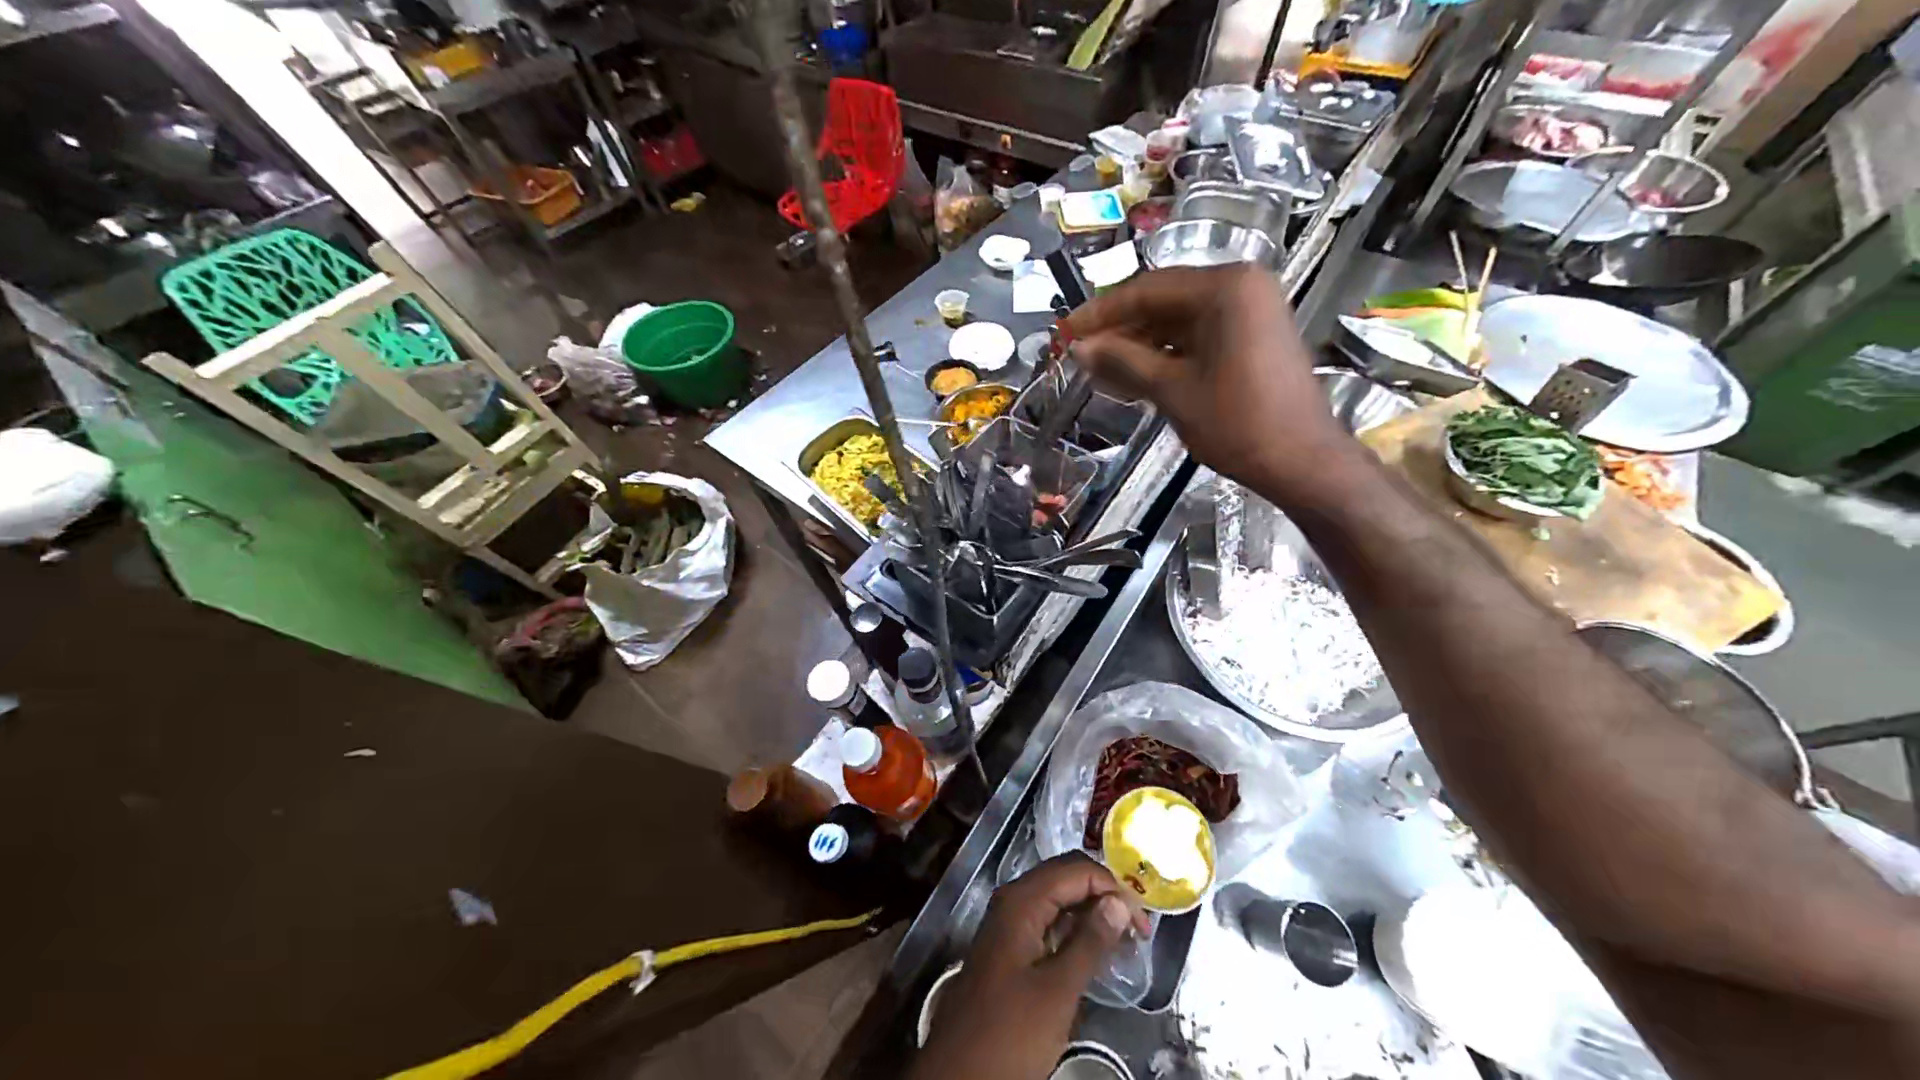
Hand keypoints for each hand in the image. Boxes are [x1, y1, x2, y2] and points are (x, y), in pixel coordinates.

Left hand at [910, 854, 1148, 1079]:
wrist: (959, 1071)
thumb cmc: (1011, 1032)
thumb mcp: (1058, 989)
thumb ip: (1090, 941)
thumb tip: (1120, 902)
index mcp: (1022, 901)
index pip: (1075, 870)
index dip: (1112, 887)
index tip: (1143, 923)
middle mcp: (1013, 901)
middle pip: (1065, 878)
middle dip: (1103, 894)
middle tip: (1138, 928)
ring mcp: (1009, 923)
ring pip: (1057, 899)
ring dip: (1090, 912)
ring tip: (1124, 940)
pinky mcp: (1010, 947)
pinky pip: (1047, 922)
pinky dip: (1074, 930)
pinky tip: (1095, 951)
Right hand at [1063, 265, 1353, 495]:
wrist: (1300, 461)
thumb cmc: (1237, 423)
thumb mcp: (1172, 390)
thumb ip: (1123, 361)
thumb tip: (1079, 348)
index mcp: (1225, 288)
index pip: (1147, 290)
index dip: (1101, 313)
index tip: (1066, 332)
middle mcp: (1241, 286)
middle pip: (1163, 300)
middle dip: (1119, 329)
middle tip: (1080, 353)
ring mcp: (1250, 311)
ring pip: (1178, 320)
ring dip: (1139, 344)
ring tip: (1100, 370)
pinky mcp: (1252, 336)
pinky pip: (1198, 335)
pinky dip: (1165, 354)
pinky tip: (1134, 375)